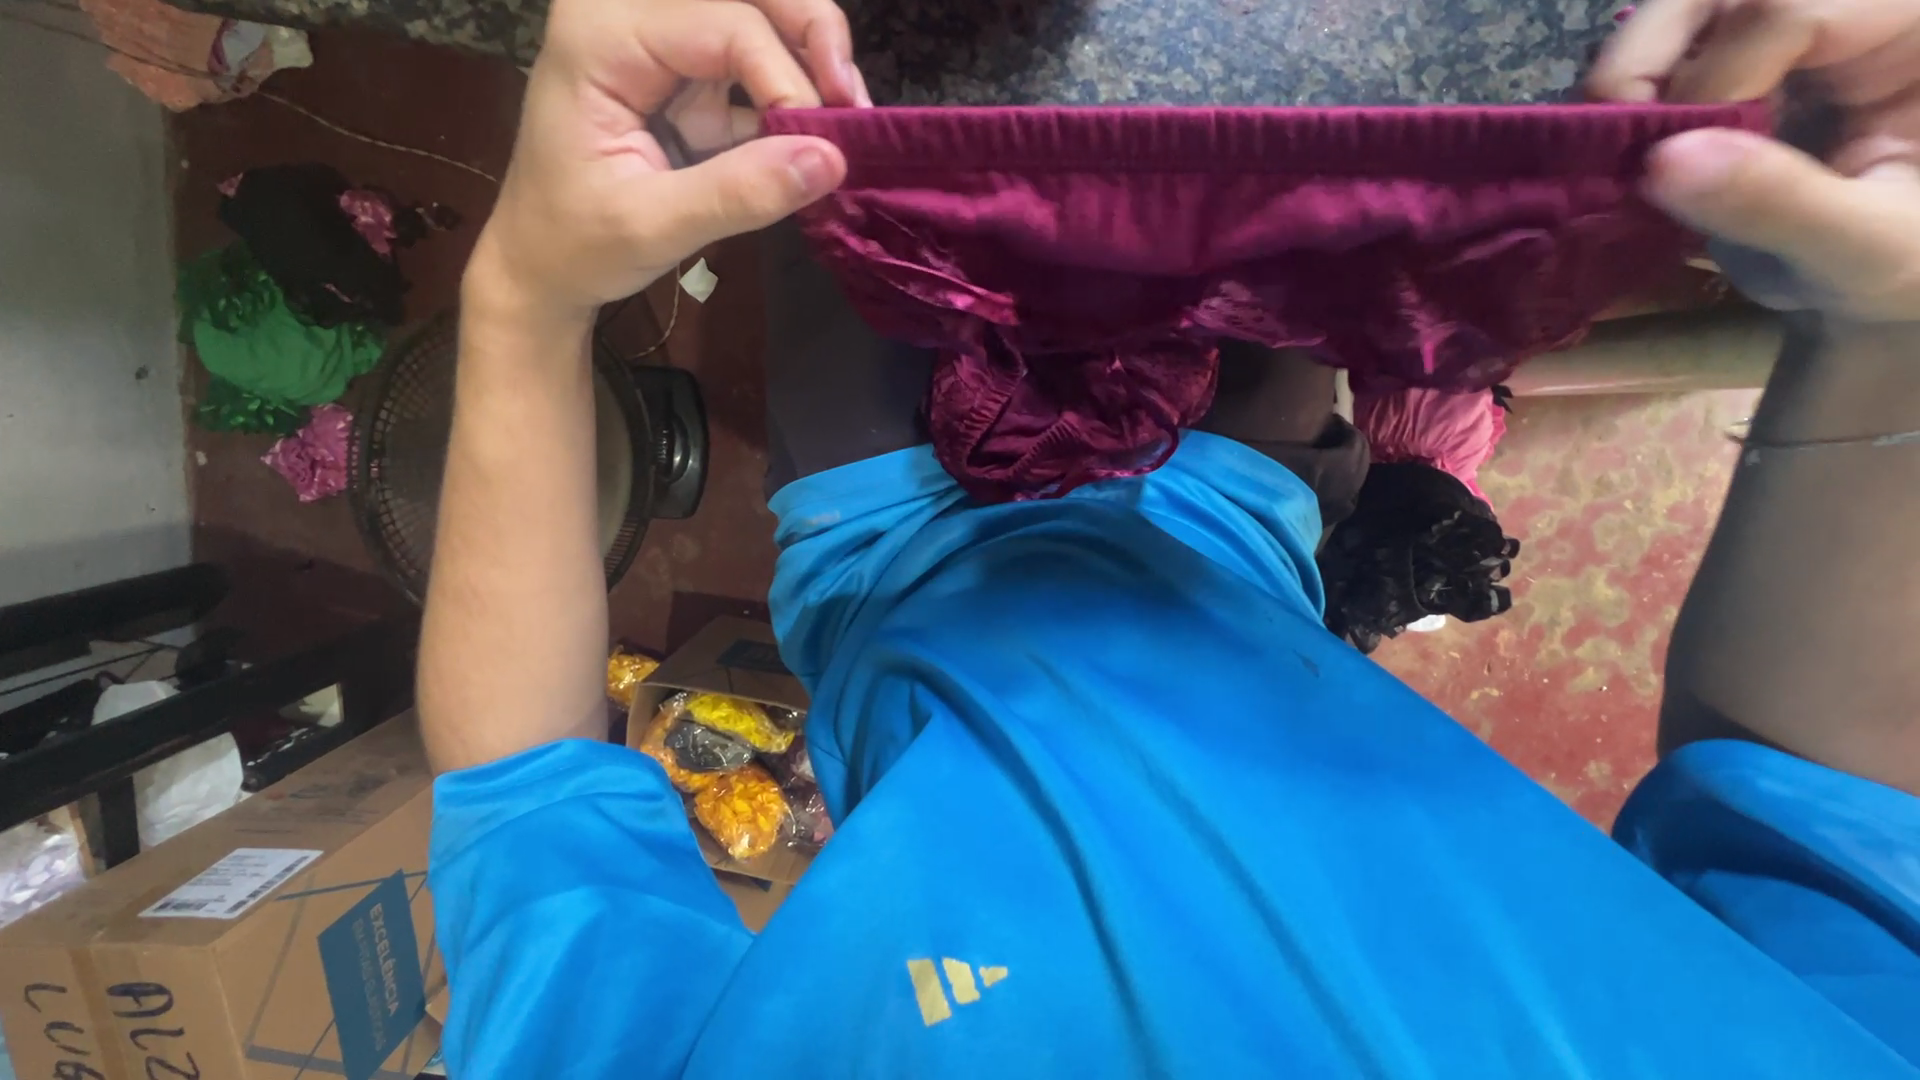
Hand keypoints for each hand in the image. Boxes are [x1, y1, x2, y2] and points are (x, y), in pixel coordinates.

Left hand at [467, 0, 868, 324]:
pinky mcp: (685, 82)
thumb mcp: (653, 227)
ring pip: (756, 21)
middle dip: (811, 36)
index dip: (786, 80)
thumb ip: (739, 193)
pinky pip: (753, 71)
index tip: (820, 153)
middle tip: (853, 103)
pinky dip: (792, 102)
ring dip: (810, 62)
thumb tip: (830, 162)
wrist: (543, 264)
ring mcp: (661, 46)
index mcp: (604, 34)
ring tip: (845, 119)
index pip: (724, 23)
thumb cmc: (577, 245)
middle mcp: (631, 17)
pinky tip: (816, 139)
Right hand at [1589, 0, 1919, 318]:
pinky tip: (1630, 158)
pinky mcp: (1755, 68)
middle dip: (1644, 62)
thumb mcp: (1864, 249)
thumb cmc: (1908, 272)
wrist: (1900, 287)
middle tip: (1613, 145)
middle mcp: (1867, 11)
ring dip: (1628, 83)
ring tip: (1618, 156)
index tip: (1671, 172)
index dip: (1712, 82)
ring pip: (1685, 16)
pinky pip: (1672, 59)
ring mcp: (1805, 39)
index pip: (1789, 7)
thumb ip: (1776, 203)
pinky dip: (1628, 106)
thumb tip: (1658, 162)